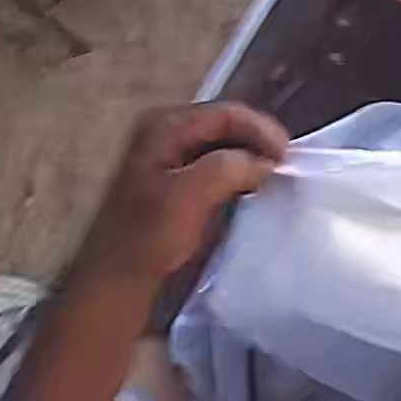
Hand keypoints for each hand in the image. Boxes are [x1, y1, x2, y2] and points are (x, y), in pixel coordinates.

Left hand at [78, 102, 288, 282]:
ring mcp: (168, 155)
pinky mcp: (175, 180)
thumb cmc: (145, 240)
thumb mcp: (188, 196)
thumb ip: (229, 167)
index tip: (287, 159)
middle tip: (285, 167)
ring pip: (224, 146)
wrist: (113, 286)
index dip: (262, 131)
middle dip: (258, 143)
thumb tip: (265, 161)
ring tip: (274, 177)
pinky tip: (252, 189)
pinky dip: (238, 174)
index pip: (227, 114)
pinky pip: (216, 165)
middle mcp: (165, 131)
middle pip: (226, 126)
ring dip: (250, 159)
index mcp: (164, 125)